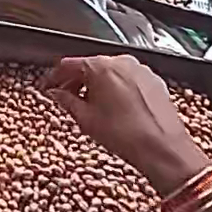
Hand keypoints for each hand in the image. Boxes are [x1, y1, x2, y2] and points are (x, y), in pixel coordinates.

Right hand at [39, 55, 209, 193]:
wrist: (163, 149)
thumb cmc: (126, 135)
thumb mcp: (85, 119)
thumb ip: (66, 101)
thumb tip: (57, 94)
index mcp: (100, 66)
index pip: (68, 64)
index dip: (54, 77)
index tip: (48, 86)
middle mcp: (121, 62)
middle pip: (89, 65)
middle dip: (75, 81)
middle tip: (64, 97)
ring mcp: (140, 70)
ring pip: (109, 72)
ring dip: (96, 85)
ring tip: (89, 106)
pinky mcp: (153, 81)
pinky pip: (126, 79)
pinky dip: (115, 88)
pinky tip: (111, 108)